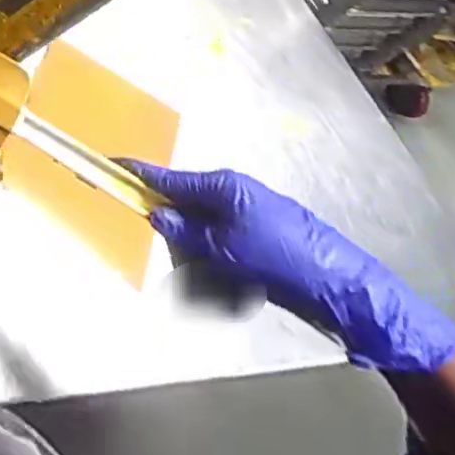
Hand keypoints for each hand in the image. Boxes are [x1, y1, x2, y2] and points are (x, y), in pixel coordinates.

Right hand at [122, 162, 454, 372]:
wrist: (346, 289)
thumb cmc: (284, 259)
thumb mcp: (226, 249)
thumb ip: (186, 231)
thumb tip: (156, 215)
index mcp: (222, 187)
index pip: (167, 178)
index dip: (135, 173)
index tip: (108, 165)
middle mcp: (232, 195)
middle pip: (183, 213)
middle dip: (182, 243)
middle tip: (198, 271)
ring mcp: (247, 216)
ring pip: (202, 239)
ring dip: (206, 266)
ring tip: (231, 288)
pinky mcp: (258, 238)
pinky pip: (223, 252)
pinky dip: (224, 272)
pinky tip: (245, 289)